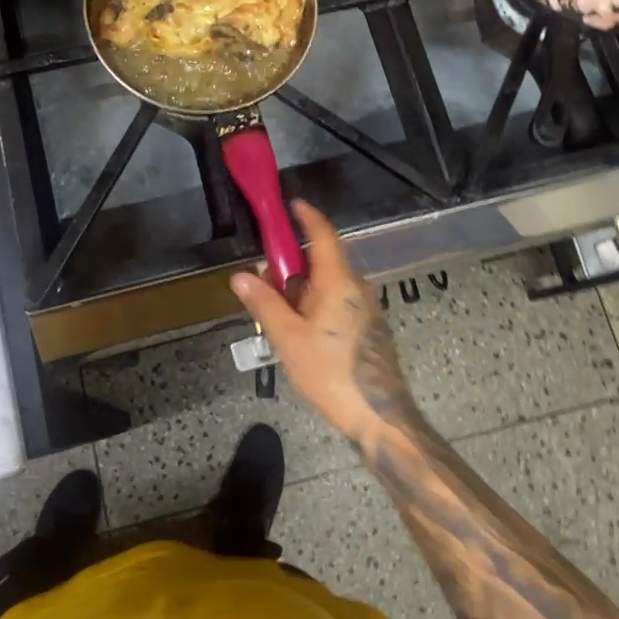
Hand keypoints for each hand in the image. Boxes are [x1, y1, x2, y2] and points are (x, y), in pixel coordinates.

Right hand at [229, 200, 413, 439]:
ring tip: (275, 312)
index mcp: (339, 281)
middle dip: (292, 264)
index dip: (307, 217)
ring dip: (301, 289)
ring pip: (328, 285)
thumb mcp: (288, 337)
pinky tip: (298, 330)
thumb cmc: (331, 372)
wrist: (378, 414)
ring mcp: (364, 308)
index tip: (291, 204)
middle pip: (321, 261)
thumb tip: (240, 276)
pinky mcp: (367, 328)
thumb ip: (265, 303)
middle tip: (263, 280)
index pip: (323, 236)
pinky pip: (336, 302)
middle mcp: (356, 287)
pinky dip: (314, 305)